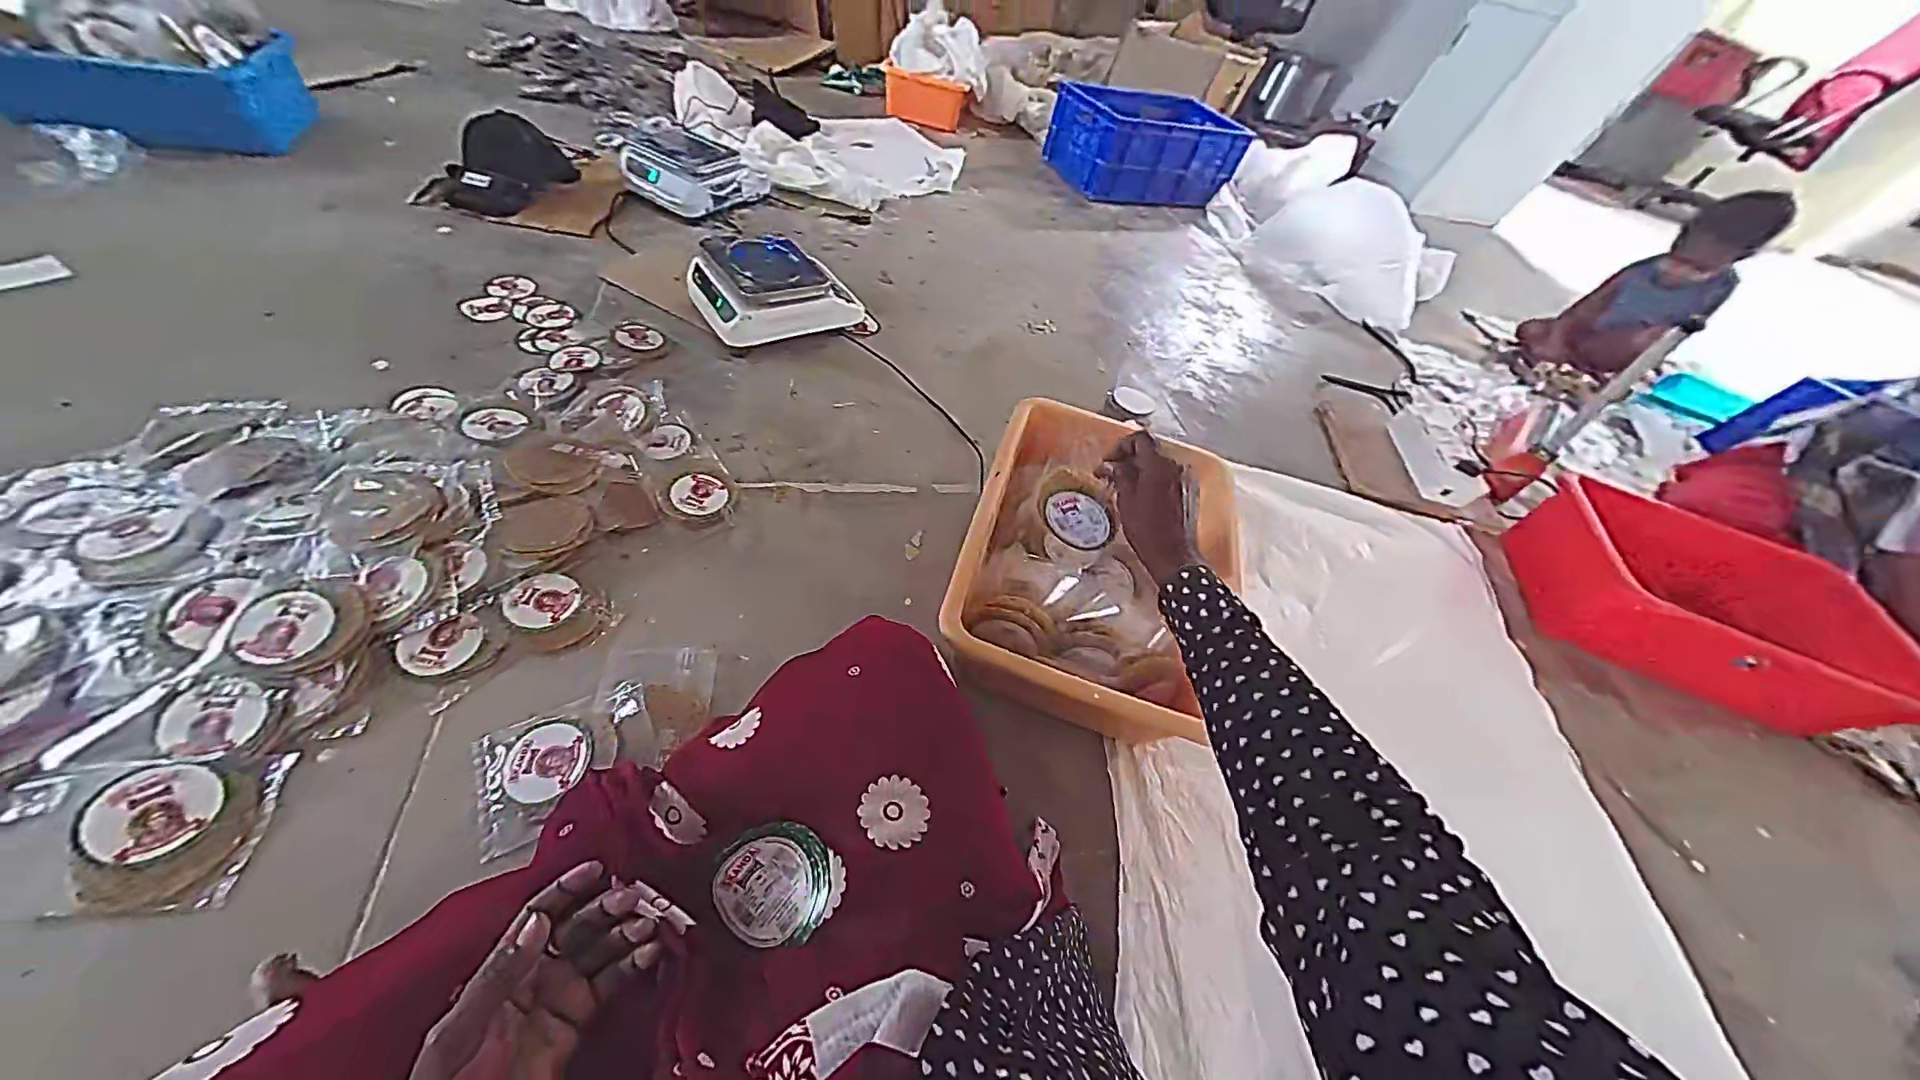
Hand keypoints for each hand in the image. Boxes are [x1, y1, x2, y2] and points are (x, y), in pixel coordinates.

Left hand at [410, 861, 684, 1079]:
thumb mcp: (459, 1030)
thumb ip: (497, 975)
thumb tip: (534, 922)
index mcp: (505, 968)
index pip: (540, 914)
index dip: (568, 889)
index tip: (595, 869)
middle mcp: (536, 975)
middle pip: (579, 926)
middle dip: (608, 907)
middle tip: (631, 897)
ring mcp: (560, 995)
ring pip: (602, 949)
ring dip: (627, 932)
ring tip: (646, 925)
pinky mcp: (579, 1020)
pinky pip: (613, 982)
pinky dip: (635, 963)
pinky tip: (649, 952)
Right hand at [1102, 431, 1201, 587]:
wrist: (1174, 555)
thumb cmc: (1147, 531)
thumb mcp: (1126, 501)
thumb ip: (1120, 475)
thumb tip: (1112, 465)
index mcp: (1159, 466)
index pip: (1141, 439)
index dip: (1121, 446)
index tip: (1108, 460)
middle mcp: (1176, 466)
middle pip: (1150, 450)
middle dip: (1129, 458)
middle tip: (1111, 473)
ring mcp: (1186, 478)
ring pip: (1159, 464)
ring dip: (1141, 469)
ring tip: (1124, 486)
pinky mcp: (1190, 491)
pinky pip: (1169, 476)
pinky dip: (1154, 479)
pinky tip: (1142, 495)